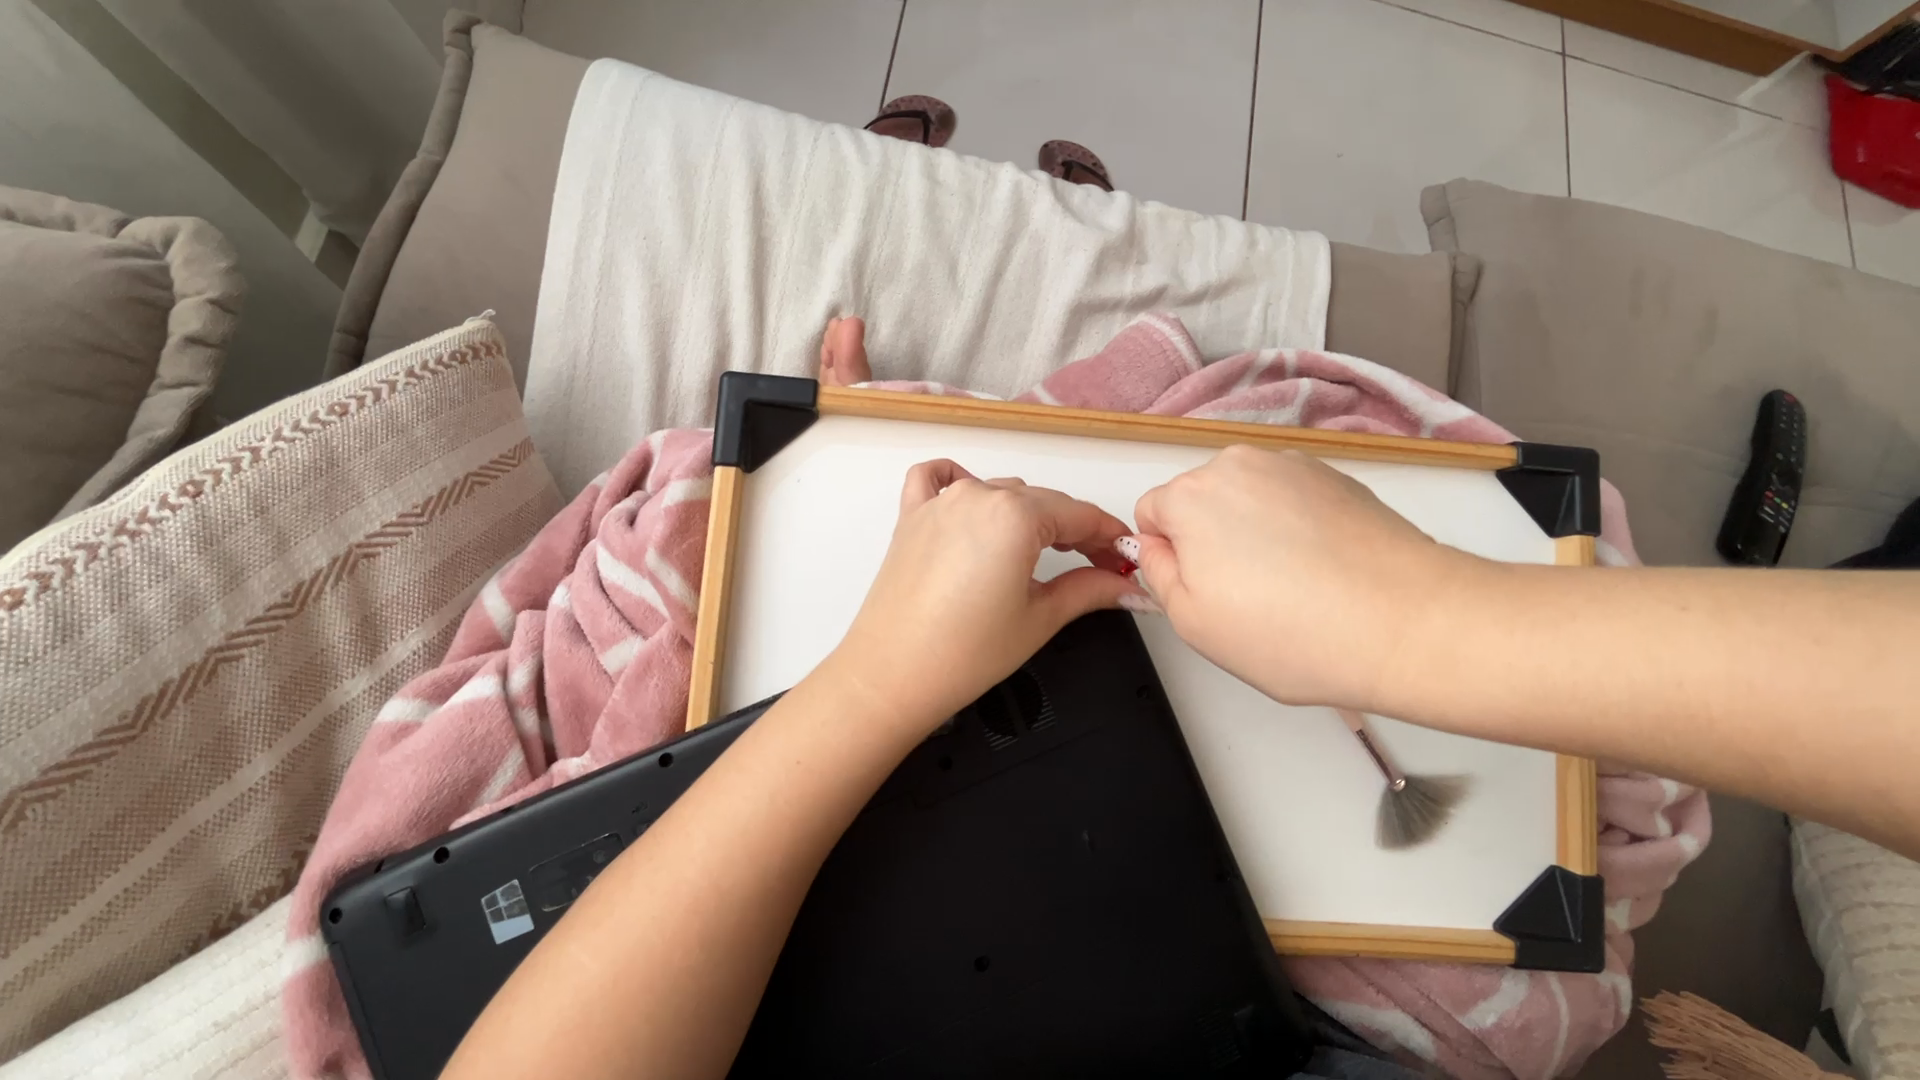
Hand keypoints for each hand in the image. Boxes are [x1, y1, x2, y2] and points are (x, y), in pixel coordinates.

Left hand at [819, 460, 1141, 735]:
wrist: (892, 675)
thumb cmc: (962, 653)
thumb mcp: (1041, 618)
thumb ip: (1092, 590)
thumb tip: (1131, 588)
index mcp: (1015, 515)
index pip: (1080, 515)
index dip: (1110, 537)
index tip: (1126, 557)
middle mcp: (978, 496)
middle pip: (1044, 503)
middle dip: (1076, 532)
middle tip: (1099, 567)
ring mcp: (941, 503)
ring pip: (1001, 493)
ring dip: (1028, 516)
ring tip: (1046, 552)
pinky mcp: (912, 517)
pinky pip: (937, 480)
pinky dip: (960, 483)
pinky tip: (975, 500)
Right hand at [1131, 445, 1483, 708]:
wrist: (1405, 622)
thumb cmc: (1290, 632)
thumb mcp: (1190, 621)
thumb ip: (1156, 573)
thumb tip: (1157, 548)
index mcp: (1191, 495)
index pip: (1151, 514)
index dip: (1169, 557)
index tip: (1202, 591)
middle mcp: (1238, 464)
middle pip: (1199, 501)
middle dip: (1209, 540)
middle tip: (1244, 594)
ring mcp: (1292, 465)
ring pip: (1246, 499)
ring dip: (1252, 532)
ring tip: (1289, 585)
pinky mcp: (1336, 476)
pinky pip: (1291, 499)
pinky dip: (1294, 527)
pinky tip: (1319, 569)